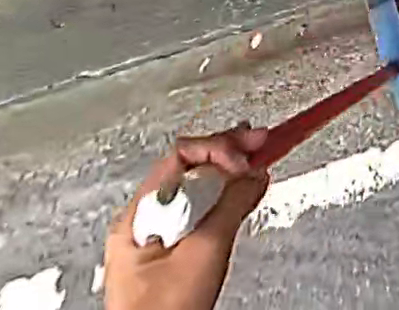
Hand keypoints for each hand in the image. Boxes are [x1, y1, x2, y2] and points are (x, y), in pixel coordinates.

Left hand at [105, 126, 270, 309]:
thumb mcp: (204, 254)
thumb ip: (232, 206)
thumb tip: (254, 174)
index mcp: (139, 214)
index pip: (183, 156)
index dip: (220, 148)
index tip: (250, 152)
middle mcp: (141, 220)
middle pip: (187, 167)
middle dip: (226, 152)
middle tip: (259, 141)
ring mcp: (151, 239)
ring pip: (191, 189)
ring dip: (224, 172)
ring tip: (252, 161)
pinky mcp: (164, 258)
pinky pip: (193, 212)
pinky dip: (219, 198)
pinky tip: (236, 194)